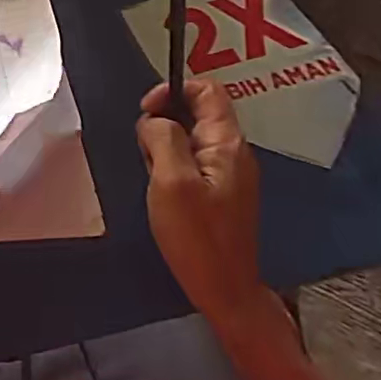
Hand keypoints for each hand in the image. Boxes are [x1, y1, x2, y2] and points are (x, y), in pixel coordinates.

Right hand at [137, 79, 265, 327]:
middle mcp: (233, 153)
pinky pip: (190, 160)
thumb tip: (155, 120)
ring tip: (154, 174)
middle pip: (196, 112)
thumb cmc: (196, 235)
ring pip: (189, 137)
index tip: (147, 111)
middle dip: (163, 122)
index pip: (207, 90)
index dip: (173, 90)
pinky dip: (169, 164)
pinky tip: (161, 188)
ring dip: (163, 146)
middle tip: (146, 152)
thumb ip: (162, 139)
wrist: (224, 289)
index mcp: (226, 144)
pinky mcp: (219, 192)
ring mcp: (228, 173)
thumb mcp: (171, 180)